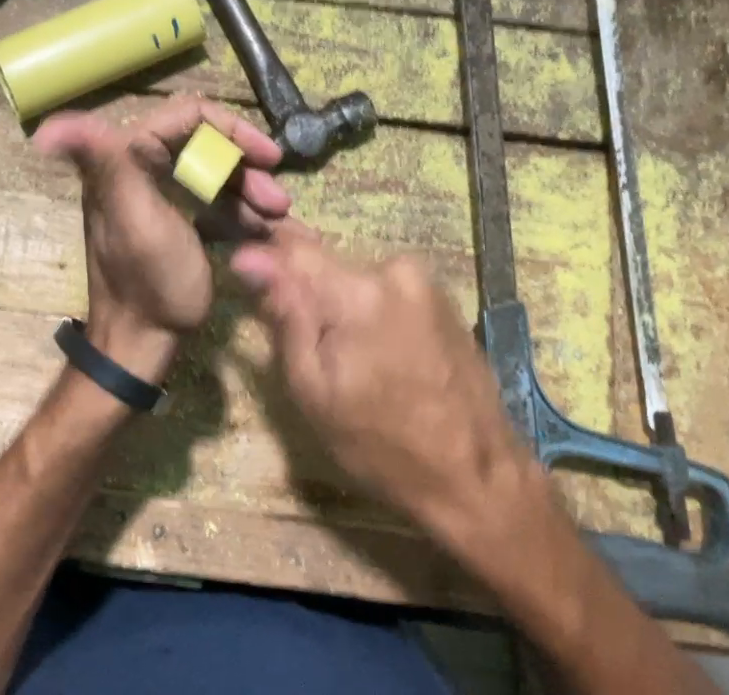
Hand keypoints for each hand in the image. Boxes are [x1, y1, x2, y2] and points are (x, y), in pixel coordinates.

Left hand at [35, 96, 289, 382]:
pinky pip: (212, 197)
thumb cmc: (147, 280)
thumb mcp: (134, 218)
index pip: (188, 115)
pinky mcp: (171, 218)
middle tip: (277, 200)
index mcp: (127, 156)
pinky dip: (239, 208)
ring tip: (276, 216)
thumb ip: (103, 163)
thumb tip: (46, 130)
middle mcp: (137, 166)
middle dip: (245, 164)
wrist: (142, 342)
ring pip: (213, 169)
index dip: (233, 130)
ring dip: (249, 187)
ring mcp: (156, 192)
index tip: (269, 157)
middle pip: (205, 141)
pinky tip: (261, 228)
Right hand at [230, 229, 553, 559]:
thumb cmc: (382, 445)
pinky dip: (371, 315)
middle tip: (304, 348)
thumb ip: (284, 316)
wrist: (478, 479)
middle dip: (306, 294)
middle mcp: (395, 271)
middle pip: (326, 264)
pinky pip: (386, 292)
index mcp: (358, 291)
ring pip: (356, 280)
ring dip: (339, 307)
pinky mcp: (445, 301)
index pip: (293, 249)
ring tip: (346, 362)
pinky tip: (378, 359)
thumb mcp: (313, 391)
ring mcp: (427, 284)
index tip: (250, 286)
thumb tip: (251, 259)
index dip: (265, 261)